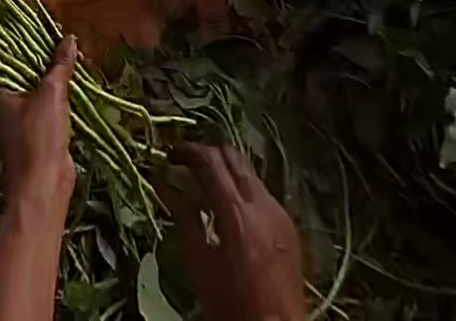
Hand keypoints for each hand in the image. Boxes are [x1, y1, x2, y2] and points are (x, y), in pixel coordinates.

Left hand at [0, 36, 78, 204]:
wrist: (43, 186)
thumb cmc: (38, 137)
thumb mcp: (51, 93)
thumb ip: (59, 65)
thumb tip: (69, 38)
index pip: (4, 53)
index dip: (22, 37)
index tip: (41, 24)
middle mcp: (2, 100)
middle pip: (21, 67)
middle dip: (44, 53)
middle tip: (64, 39)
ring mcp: (18, 115)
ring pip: (36, 83)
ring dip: (54, 71)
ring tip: (75, 55)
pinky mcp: (35, 128)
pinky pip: (46, 100)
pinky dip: (59, 89)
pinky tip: (76, 78)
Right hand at [175, 145, 305, 320]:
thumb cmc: (232, 308)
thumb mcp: (200, 263)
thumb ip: (186, 217)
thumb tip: (167, 185)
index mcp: (236, 214)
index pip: (210, 161)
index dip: (188, 151)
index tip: (171, 154)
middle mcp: (262, 205)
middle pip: (232, 156)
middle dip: (207, 154)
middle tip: (186, 164)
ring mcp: (279, 212)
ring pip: (248, 171)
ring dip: (225, 170)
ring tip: (204, 185)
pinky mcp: (288, 223)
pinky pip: (260, 192)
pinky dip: (240, 189)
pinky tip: (227, 208)